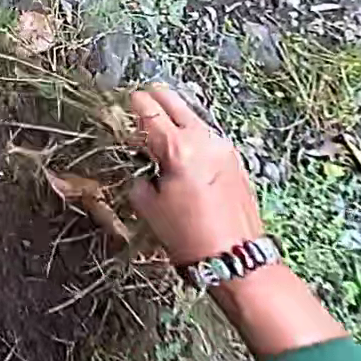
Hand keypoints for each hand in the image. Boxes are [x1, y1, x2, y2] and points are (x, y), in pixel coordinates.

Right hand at [125, 85, 344, 357]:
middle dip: (154, 98)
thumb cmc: (190, 238)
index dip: (132, 102)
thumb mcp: (149, 206)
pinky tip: (182, 149)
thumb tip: (139, 160)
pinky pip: (206, 133)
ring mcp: (222, 147)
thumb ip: (139, 173)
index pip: (149, 109)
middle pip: (174, 100)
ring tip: (159, 129)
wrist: (237, 262)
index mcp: (177, 149)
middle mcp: (203, 140)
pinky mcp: (234, 159)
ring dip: (174, 115)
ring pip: (192, 114)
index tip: (123, 102)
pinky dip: (191, 132)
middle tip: (140, 103)